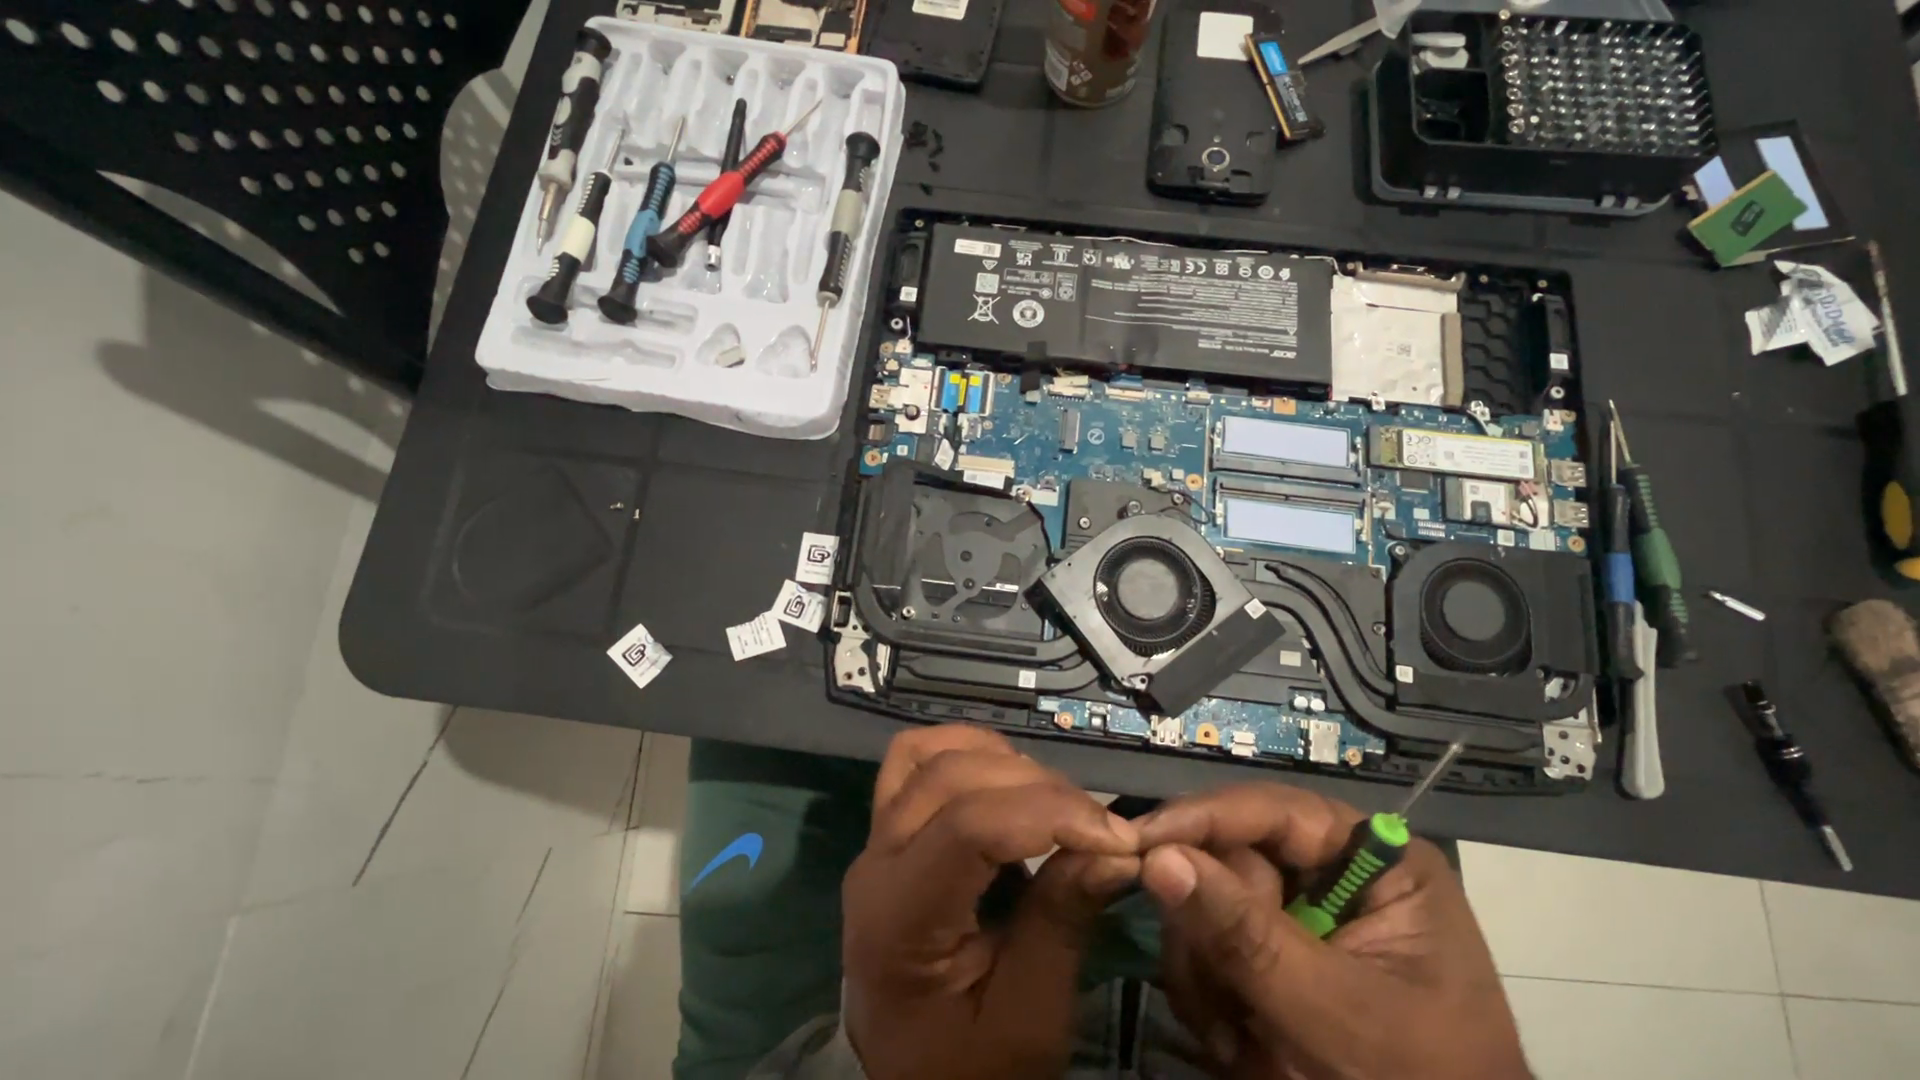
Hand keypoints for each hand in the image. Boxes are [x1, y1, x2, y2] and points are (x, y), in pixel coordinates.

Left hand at [842, 725, 1140, 1079]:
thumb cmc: (968, 1065)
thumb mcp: (1027, 1019)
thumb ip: (1061, 925)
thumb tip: (1116, 849)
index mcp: (898, 918)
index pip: (967, 826)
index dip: (1049, 815)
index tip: (1117, 840)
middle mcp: (874, 863)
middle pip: (948, 777)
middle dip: (1037, 787)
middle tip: (1098, 830)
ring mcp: (874, 843)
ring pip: (926, 755)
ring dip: (1001, 763)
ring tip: (1057, 806)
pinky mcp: (887, 835)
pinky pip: (915, 764)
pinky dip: (969, 756)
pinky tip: (1013, 787)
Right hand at [1137, 784, 1528, 1079]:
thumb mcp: (1332, 1010)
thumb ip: (1244, 934)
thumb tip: (1157, 858)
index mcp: (1376, 860)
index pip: (1273, 810)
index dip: (1200, 820)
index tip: (1136, 845)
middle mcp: (1337, 875)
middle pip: (1231, 863)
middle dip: (1211, 935)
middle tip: (1216, 1004)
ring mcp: (1306, 919)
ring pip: (1210, 909)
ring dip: (1208, 978)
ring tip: (1234, 1044)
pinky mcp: (1280, 960)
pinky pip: (1215, 952)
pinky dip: (1213, 1000)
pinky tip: (1238, 1048)